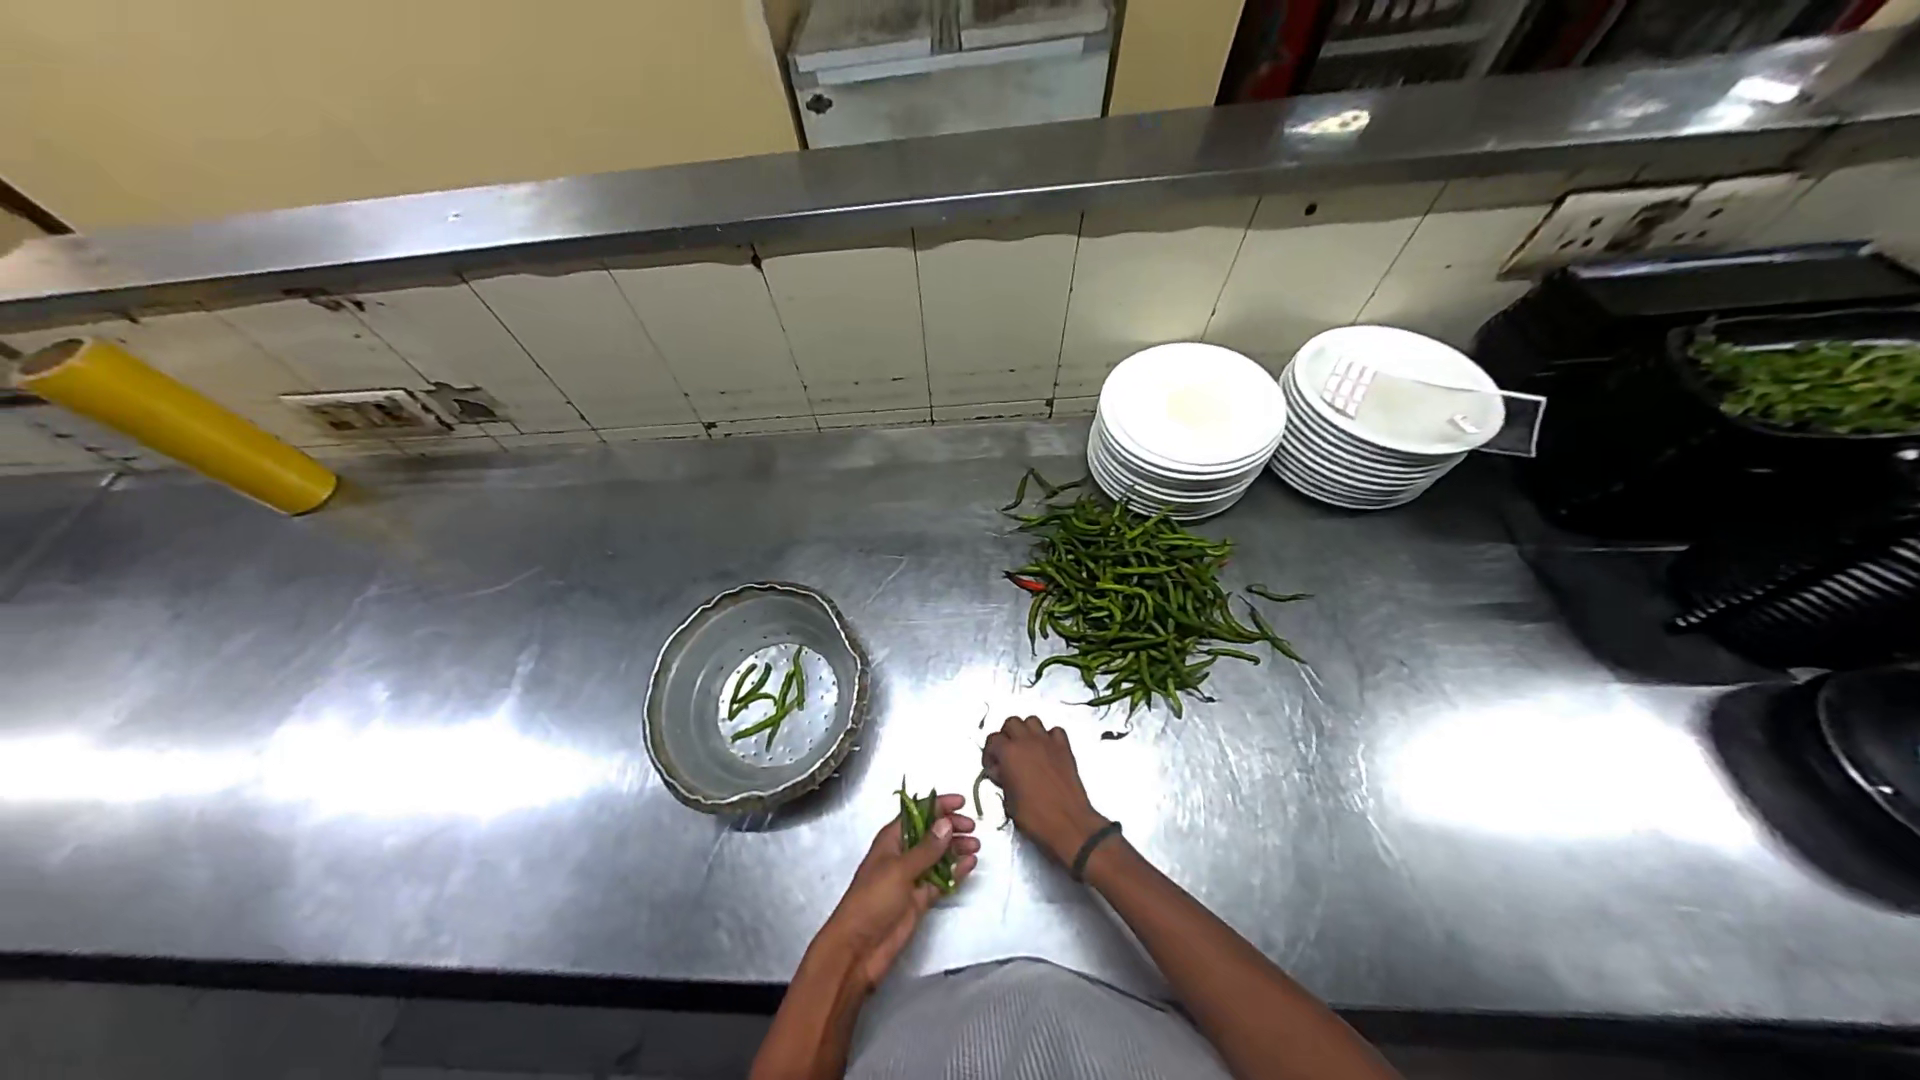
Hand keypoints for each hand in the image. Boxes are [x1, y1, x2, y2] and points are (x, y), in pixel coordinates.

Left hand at [816, 794, 978, 991]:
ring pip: (938, 856)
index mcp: (892, 840)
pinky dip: (956, 871)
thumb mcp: (899, 870)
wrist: (859, 948)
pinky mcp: (920, 898)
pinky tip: (970, 865)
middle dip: (951, 828)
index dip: (938, 805)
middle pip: (931, 834)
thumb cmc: (872, 900)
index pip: (918, 813)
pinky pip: (941, 879)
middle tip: (972, 828)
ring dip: (956, 849)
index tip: (962, 802)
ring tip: (975, 846)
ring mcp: (912, 877)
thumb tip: (946, 823)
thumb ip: (926, 849)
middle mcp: (903, 854)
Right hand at [982, 716, 1108, 865]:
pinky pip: (1055, 731)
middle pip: (1011, 723)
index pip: (992, 739)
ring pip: (1032, 721)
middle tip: (1008, 756)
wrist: (1068, 823)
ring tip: (1027, 751)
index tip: (993, 768)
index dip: (990, 753)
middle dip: (1006, 737)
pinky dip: (1049, 737)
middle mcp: (1027, 741)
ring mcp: (1048, 742)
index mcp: (1009, 753)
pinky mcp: (1064, 748)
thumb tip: (1002, 771)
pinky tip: (1047, 753)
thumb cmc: (1034, 817)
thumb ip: (1003, 778)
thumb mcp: (1009, 801)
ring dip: (1026, 732)